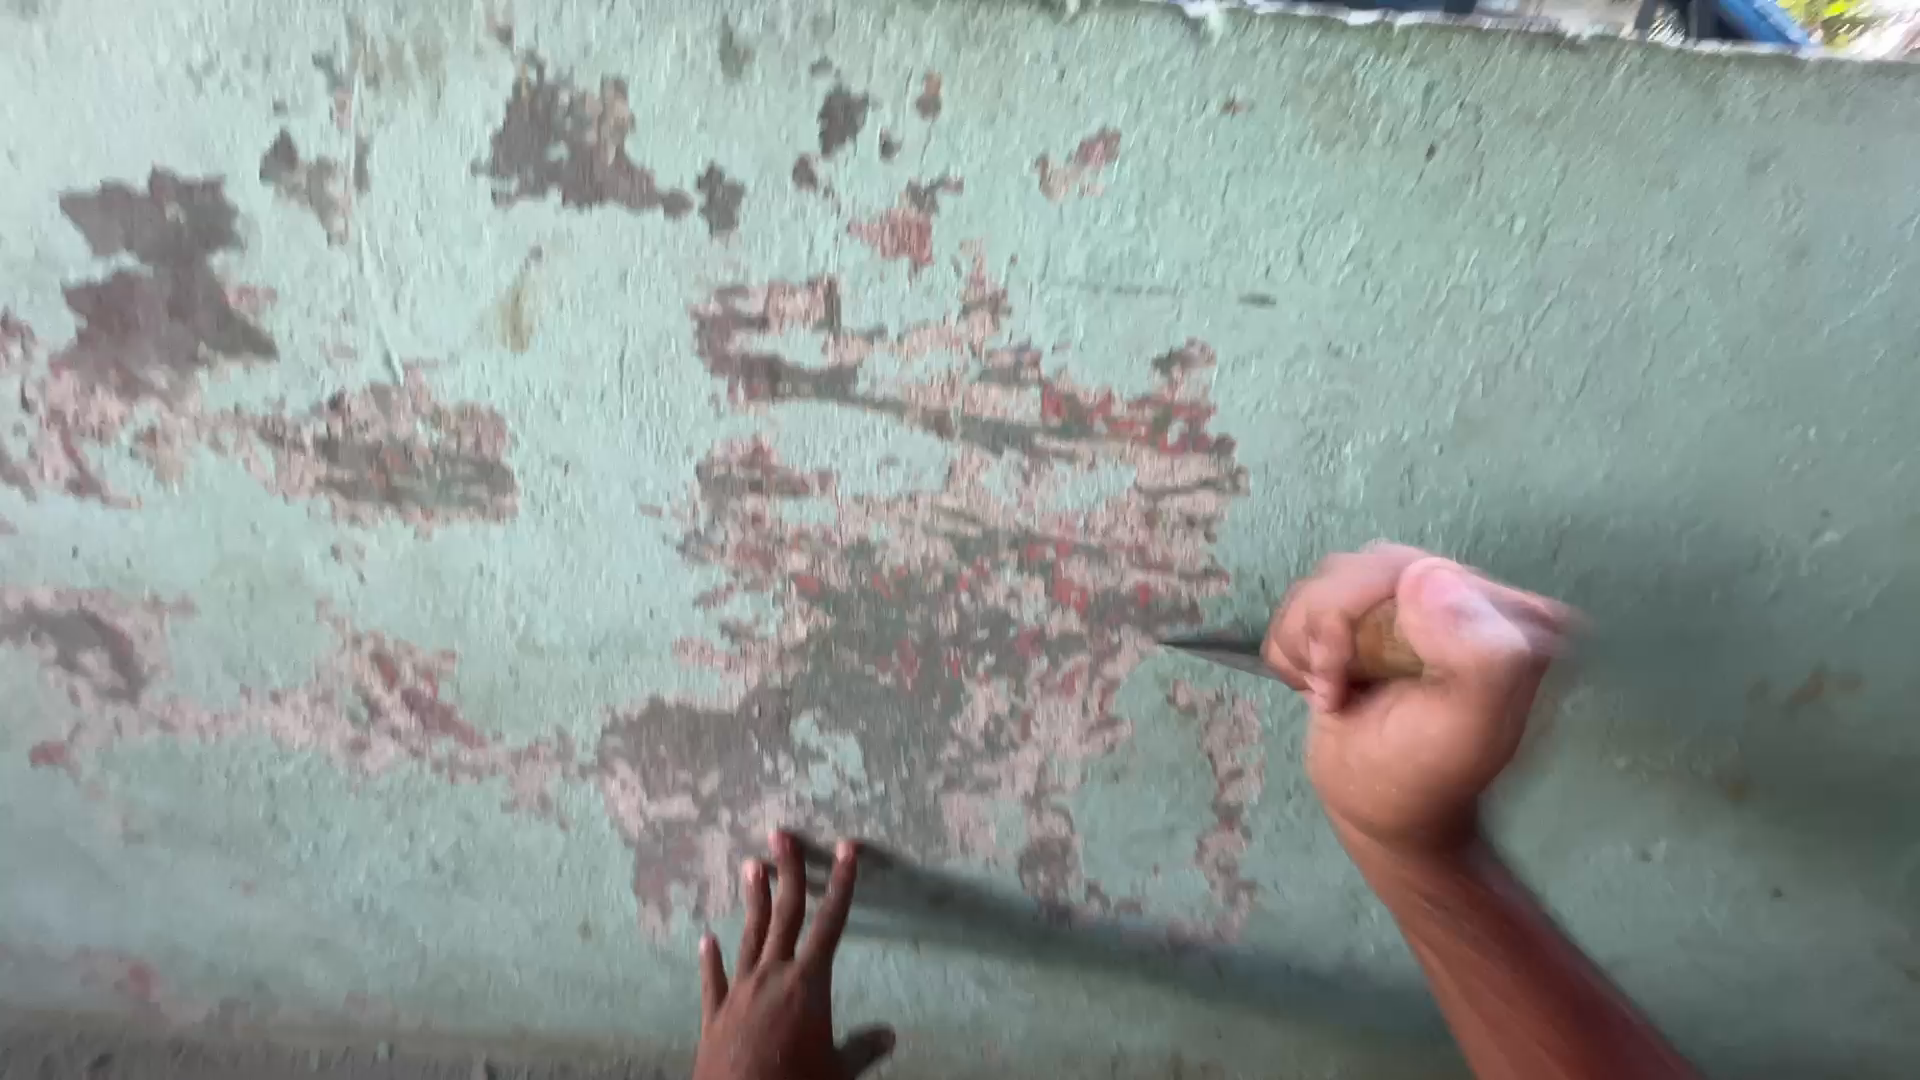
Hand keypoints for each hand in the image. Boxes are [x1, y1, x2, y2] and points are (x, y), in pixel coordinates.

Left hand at [693, 831, 894, 1079]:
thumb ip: (861, 1049)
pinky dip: (710, 959)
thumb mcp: (838, 1073)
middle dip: (787, 871)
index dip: (843, 883)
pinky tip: (706, 939)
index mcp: (808, 983)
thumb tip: (890, 1035)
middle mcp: (773, 975)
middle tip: (781, 834)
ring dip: (753, 900)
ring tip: (751, 866)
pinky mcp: (714, 1016)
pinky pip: (714, 980)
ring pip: (750, 935)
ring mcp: (740, 992)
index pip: (832, 921)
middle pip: (785, 913)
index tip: (848, 849)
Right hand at [1262, 544, 1571, 855]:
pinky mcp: (1360, 615)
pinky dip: (1292, 649)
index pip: (1403, 566)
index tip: (1342, 673)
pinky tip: (1321, 683)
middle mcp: (1452, 595)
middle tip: (1331, 689)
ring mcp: (1401, 603)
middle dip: (1323, 634)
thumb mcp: (1466, 728)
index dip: (1354, 610)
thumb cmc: (1424, 776)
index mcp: (1499, 612)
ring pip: (1318, 584)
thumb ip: (1477, 652)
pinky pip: (1299, 601)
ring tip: (1330, 693)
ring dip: (1304, 647)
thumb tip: (1426, 572)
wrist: (1374, 806)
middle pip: (1352, 569)